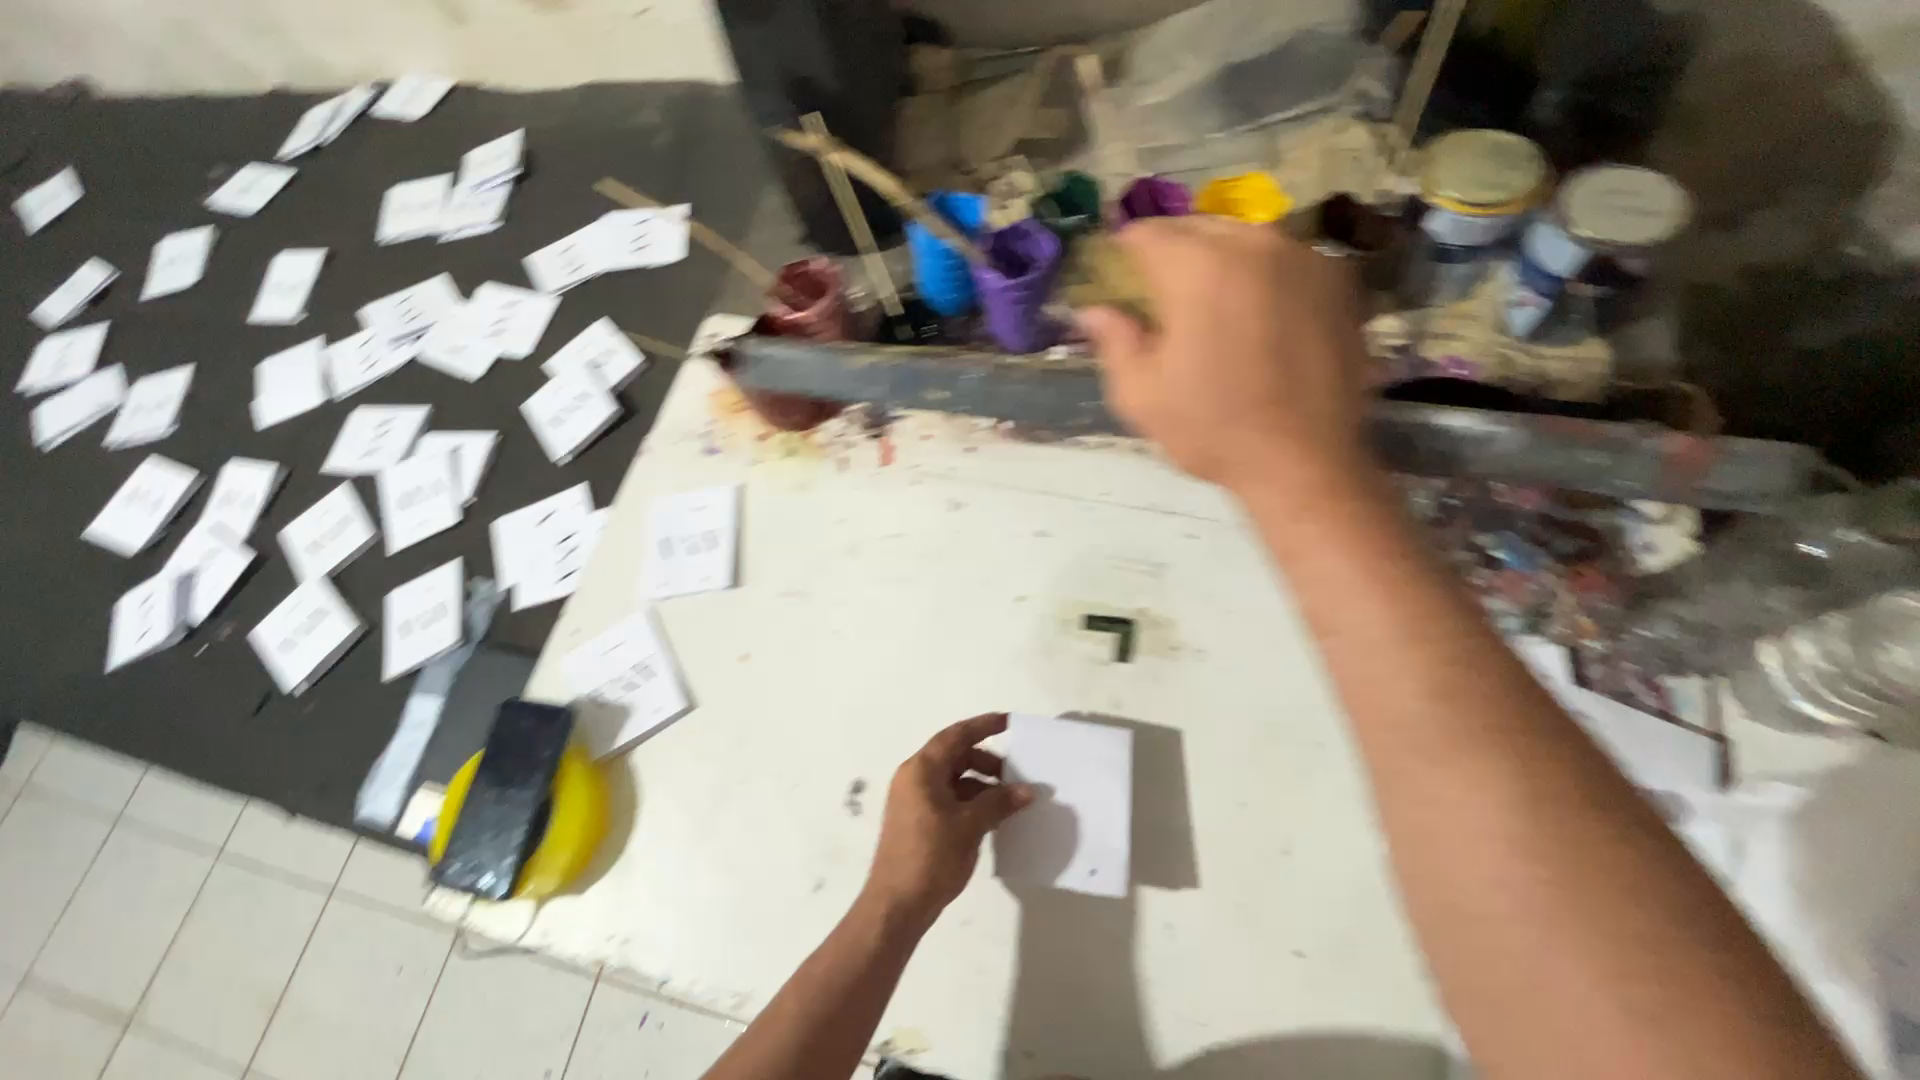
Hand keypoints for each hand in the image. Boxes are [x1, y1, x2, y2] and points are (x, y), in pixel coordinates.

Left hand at [863, 713, 1033, 925]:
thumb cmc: (930, 856)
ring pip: (953, 779)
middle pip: (955, 756)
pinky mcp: (918, 821)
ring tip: (1008, 801)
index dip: (983, 726)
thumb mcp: (969, 826)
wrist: (896, 903)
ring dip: (981, 784)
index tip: (1009, 721)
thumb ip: (998, 803)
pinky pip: (949, 798)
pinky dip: (971, 801)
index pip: (956, 736)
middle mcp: (914, 778)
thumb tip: (1026, 791)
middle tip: (1015, 775)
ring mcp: (914, 800)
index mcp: (921, 770)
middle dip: (987, 761)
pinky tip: (992, 818)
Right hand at [1078, 216, 1372, 494]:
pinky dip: (1265, 276)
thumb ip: (1114, 341)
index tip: (1120, 278)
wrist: (1305, 462)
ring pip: (1246, 239)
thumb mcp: (1141, 395)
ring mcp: (1304, 257)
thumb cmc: (1213, 430)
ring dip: (1222, 261)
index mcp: (1197, 267)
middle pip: (1199, 227)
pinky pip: (1287, 260)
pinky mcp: (1339, 280)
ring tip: (1215, 305)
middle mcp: (1253, 244)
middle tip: (1164, 295)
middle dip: (1175, 252)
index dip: (1125, 252)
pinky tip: (1261, 316)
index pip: (1147, 233)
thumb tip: (1094, 310)